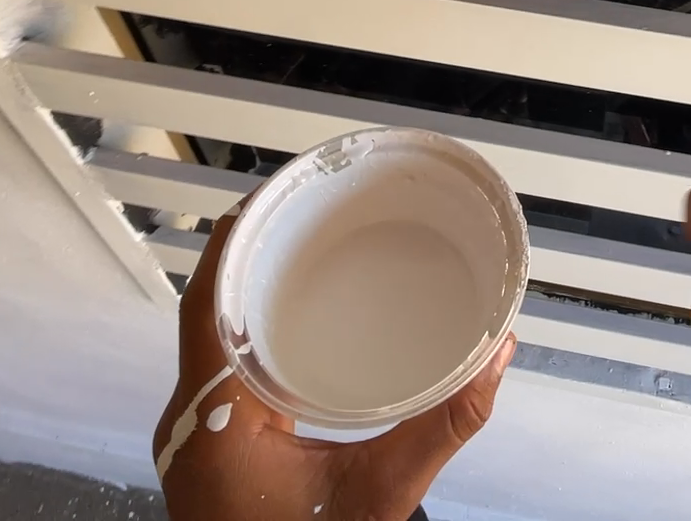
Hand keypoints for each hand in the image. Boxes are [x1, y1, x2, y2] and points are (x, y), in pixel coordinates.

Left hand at [154, 201, 513, 520]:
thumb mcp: (384, 496)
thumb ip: (446, 423)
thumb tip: (498, 350)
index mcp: (213, 425)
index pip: (203, 311)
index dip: (226, 248)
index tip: (263, 199)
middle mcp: (192, 422)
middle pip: (204, 311)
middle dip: (243, 254)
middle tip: (296, 209)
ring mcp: (200, 433)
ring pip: (210, 335)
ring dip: (243, 284)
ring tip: (294, 242)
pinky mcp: (217, 441)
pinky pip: (223, 359)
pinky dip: (249, 320)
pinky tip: (288, 307)